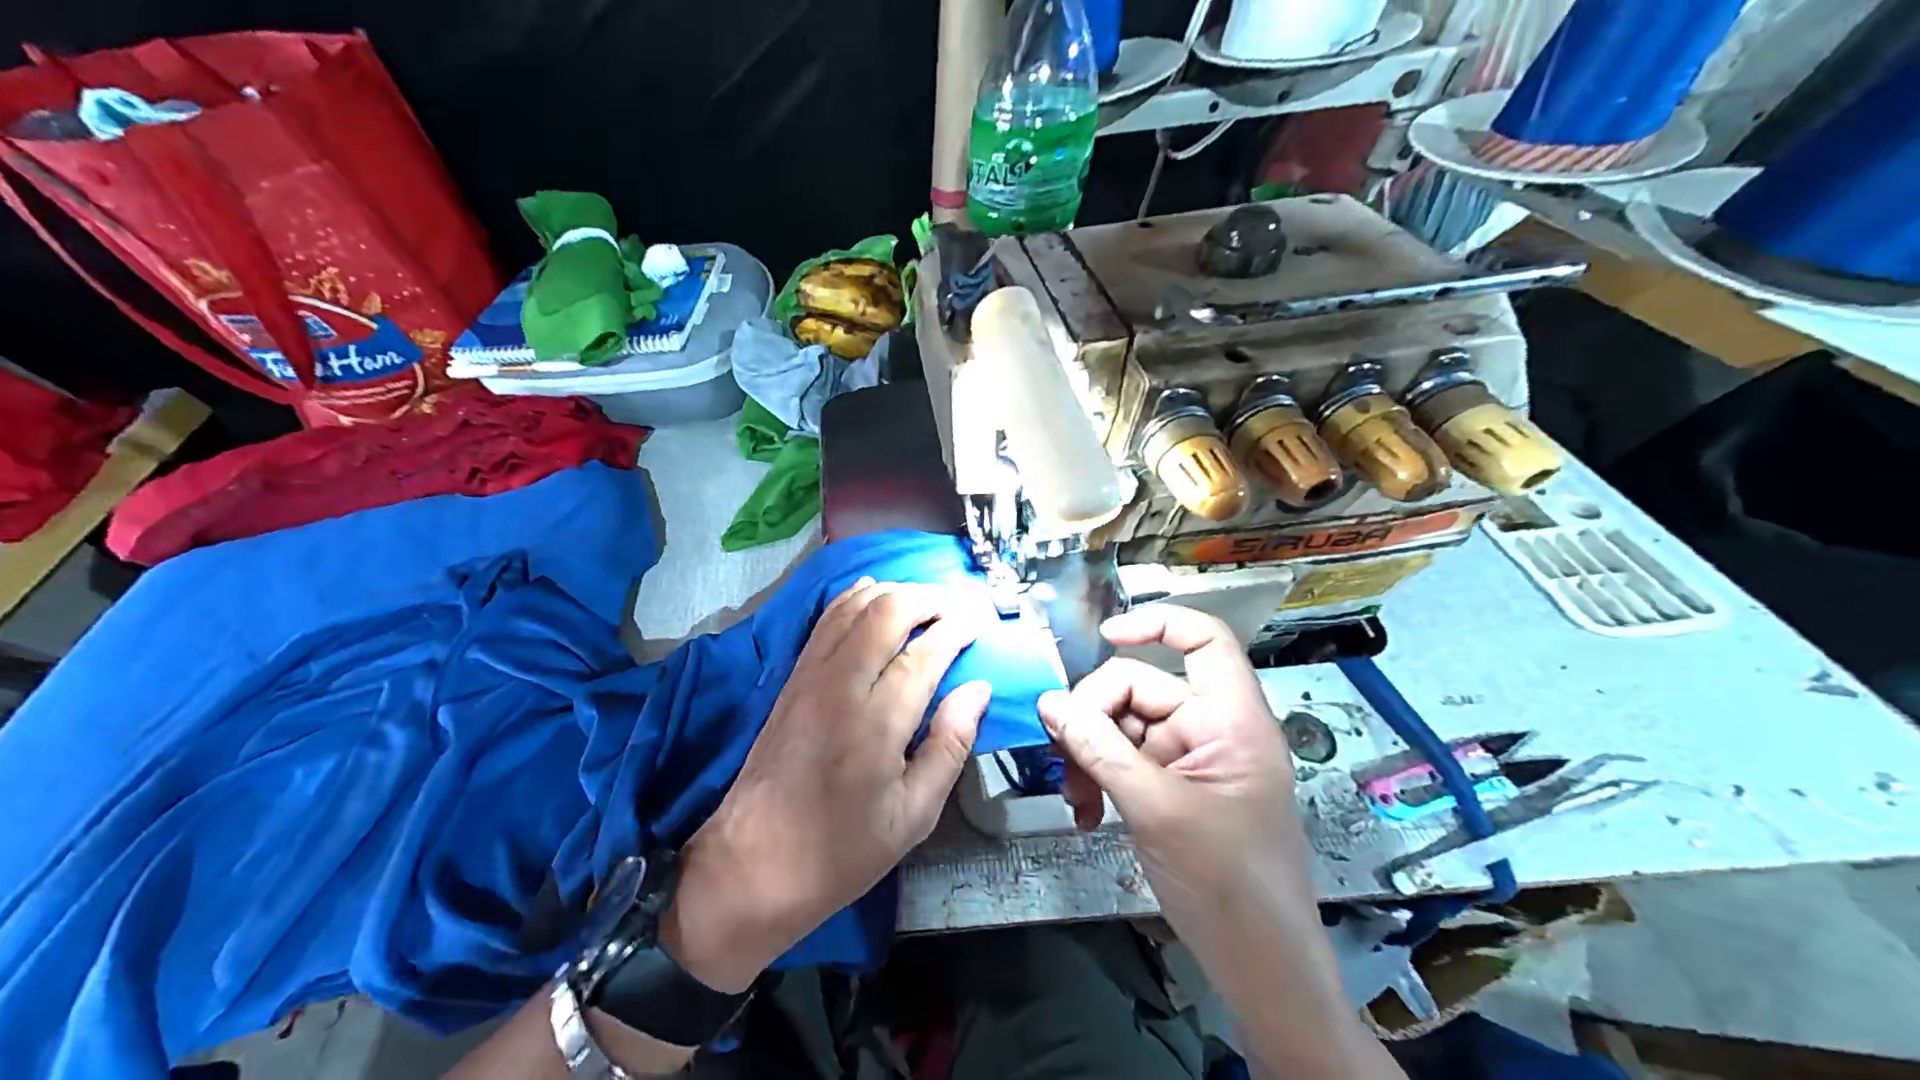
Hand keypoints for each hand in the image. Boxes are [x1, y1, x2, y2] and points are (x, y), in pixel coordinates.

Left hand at [660, 578, 992, 992]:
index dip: (957, 630)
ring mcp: (810, 677)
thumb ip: (950, 744)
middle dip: (929, 599)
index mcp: (876, 724)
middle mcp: (841, 686)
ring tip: (926, 600)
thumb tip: (978, 688)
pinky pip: (826, 621)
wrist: (753, 864)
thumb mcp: (914, 815)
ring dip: (894, 592)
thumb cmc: (843, 850)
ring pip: (854, 607)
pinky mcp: (792, 679)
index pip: (925, 653)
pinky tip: (874, 595)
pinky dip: (855, 599)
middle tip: (958, 608)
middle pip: (887, 612)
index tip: (980, 624)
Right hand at [1036, 604, 1300, 925]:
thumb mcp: (1156, 809)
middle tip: (1065, 758)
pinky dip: (1098, 778)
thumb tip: (1048, 703)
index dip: (1157, 624)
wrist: (1259, 967)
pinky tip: (1085, 811)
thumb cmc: (1229, 885)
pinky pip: (1122, 761)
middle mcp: (1210, 729)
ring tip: (1075, 798)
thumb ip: (1098, 750)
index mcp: (1231, 719)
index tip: (1104, 638)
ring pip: (1122, 727)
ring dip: (1088, 755)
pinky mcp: (1171, 789)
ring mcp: (1189, 760)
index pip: (1204, 641)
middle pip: (1140, 687)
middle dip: (1094, 718)